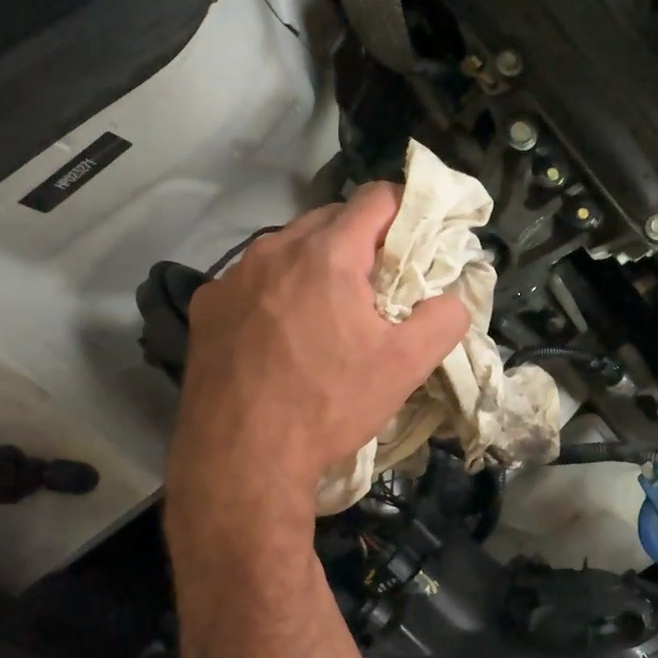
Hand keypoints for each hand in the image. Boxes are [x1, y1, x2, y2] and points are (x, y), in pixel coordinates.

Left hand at [166, 183, 467, 534]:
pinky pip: (255, 279)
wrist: (241, 461)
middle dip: (365, 239)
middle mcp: (274, 251)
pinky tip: (287, 333)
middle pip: (332, 218)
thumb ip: (445, 319)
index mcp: (328, 256)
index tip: (424, 235)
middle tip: (387, 282)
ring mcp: (232, 277)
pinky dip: (280, 290)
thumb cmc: (330, 405)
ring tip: (336, 309)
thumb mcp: (408, 366)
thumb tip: (451, 301)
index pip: (376, 197)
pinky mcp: (207, 307)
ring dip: (321, 263)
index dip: (408, 208)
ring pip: (290, 247)